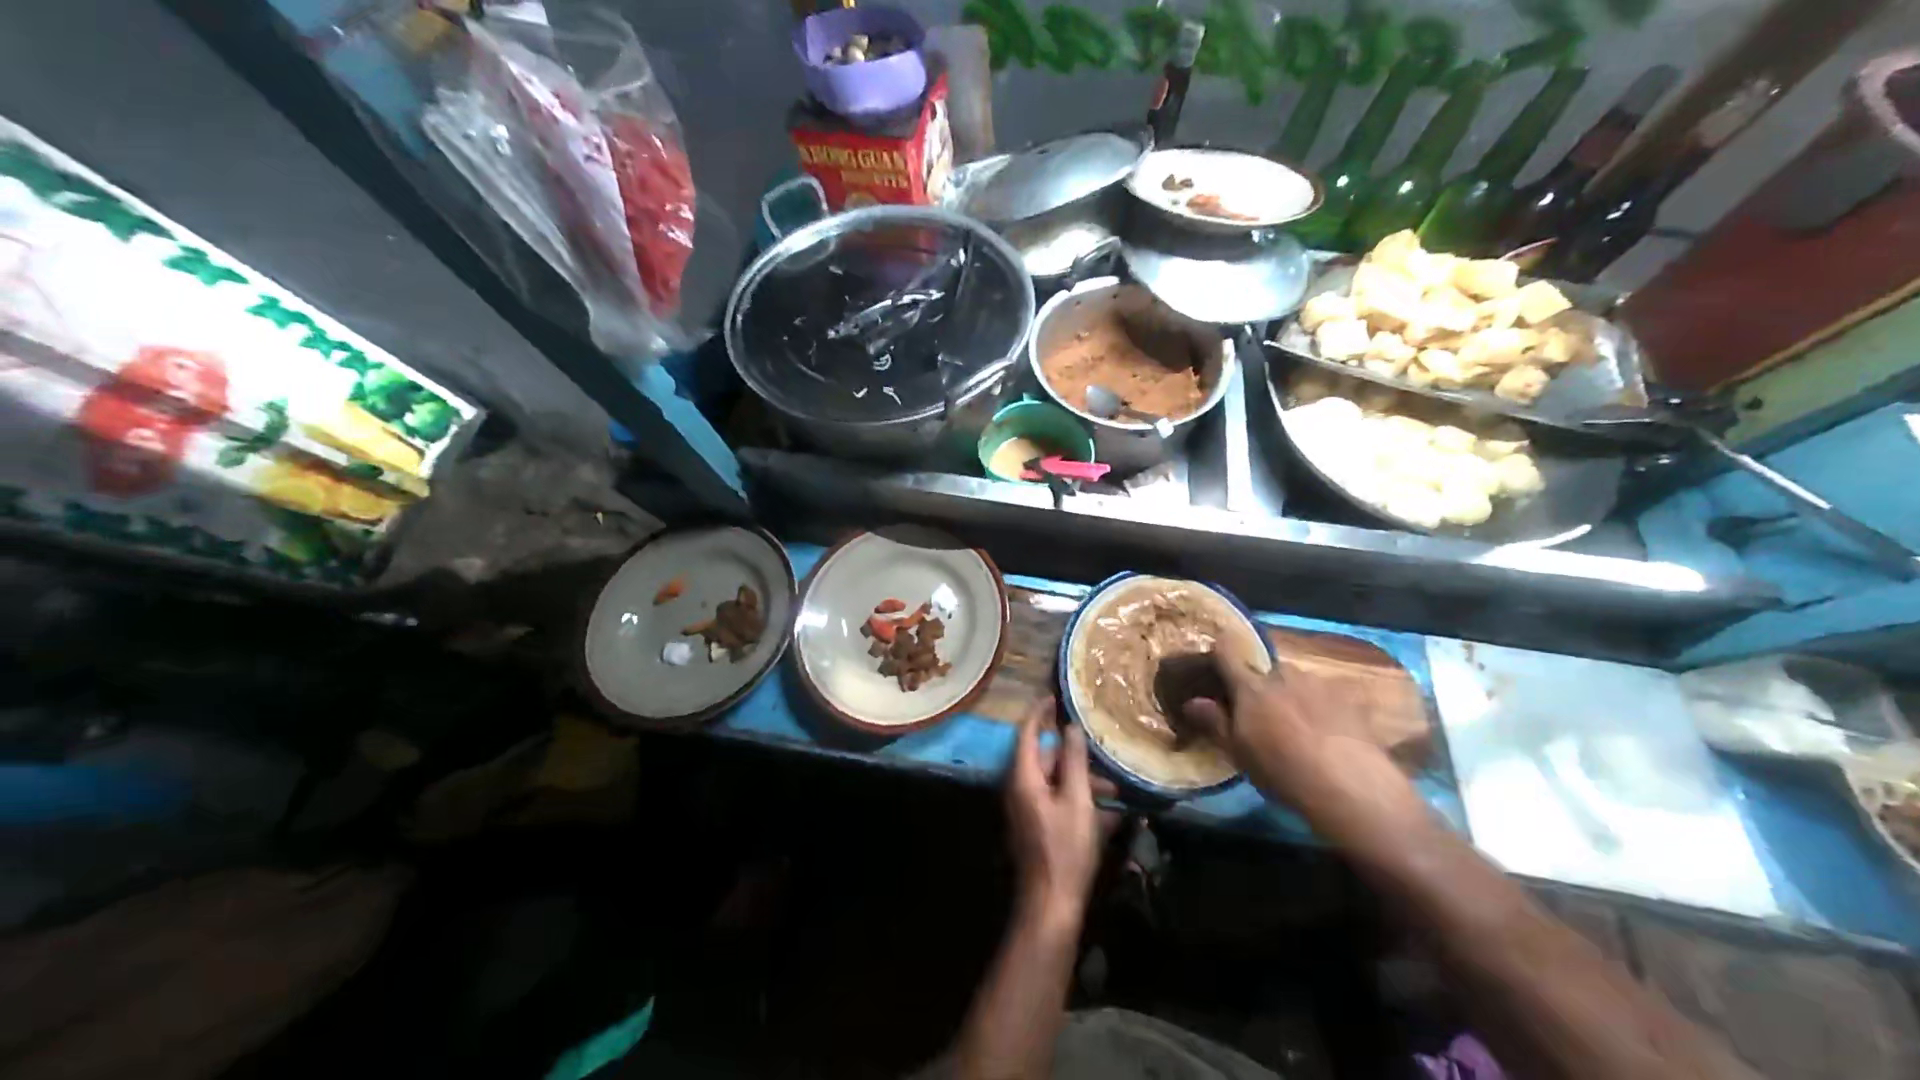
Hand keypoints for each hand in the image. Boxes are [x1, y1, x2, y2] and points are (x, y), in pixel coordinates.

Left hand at [1004, 699, 1104, 925]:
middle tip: (1101, 746)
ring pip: (1056, 781)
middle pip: (1045, 758)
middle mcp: (1020, 788)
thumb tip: (1071, 727)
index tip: (1056, 695)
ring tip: (1116, 789)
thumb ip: (1074, 761)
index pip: (1027, 733)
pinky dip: (1080, 801)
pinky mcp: (1038, 826)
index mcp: (1023, 777)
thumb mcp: (1077, 801)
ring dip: (1083, 781)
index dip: (1040, 712)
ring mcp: (1027, 808)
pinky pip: (1058, 801)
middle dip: (1074, 753)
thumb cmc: (1065, 849)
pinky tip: (1111, 814)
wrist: (1052, 903)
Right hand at [1178, 654, 1394, 810]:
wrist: (1351, 786)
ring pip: (1297, 683)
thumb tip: (1192, 701)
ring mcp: (1319, 684)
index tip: (1215, 664)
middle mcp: (1283, 675)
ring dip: (1293, 697)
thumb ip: (1215, 723)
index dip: (1219, 652)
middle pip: (1266, 670)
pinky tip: (1328, 735)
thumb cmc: (1281, 769)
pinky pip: (1326, 697)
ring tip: (1300, 728)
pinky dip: (1322, 709)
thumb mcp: (1238, 753)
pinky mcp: (1351, 699)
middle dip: (1263, 686)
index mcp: (1251, 685)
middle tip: (1263, 715)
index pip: (1227, 651)